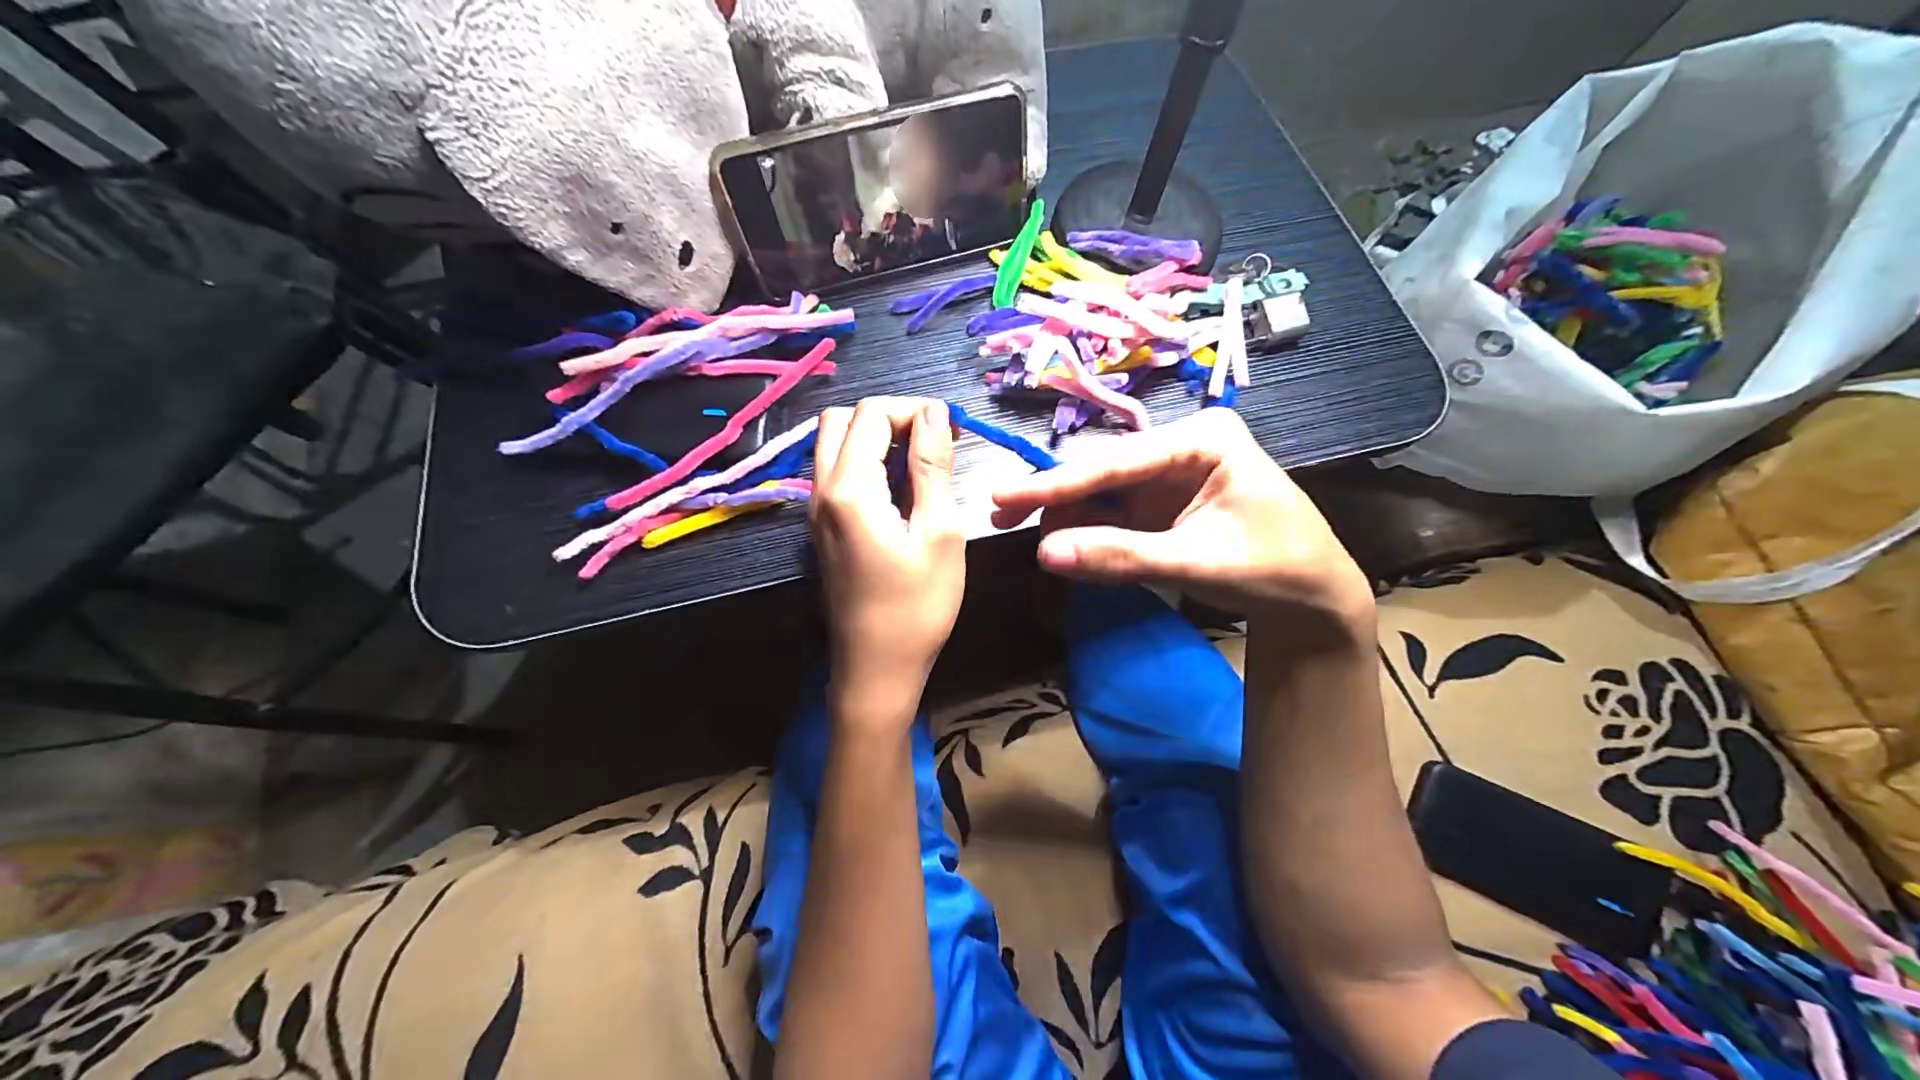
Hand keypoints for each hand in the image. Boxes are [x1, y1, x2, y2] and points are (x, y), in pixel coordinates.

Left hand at [813, 398, 965, 719]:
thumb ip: (932, 467)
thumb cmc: (918, 606)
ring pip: (834, 445)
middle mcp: (821, 491)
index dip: (913, 409)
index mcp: (849, 488)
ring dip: (875, 439)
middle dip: (889, 417)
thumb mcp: (940, 532)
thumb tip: (933, 412)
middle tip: (932, 443)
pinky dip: (865, 463)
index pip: (871, 413)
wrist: (876, 668)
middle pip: (842, 420)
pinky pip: (836, 474)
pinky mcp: (821, 528)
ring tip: (920, 466)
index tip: (950, 431)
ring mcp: (816, 511)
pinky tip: (899, 490)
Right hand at [990, 408, 1372, 635]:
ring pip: (1100, 490)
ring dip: (1066, 516)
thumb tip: (1045, 555)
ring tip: (1038, 541)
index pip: (1117, 461)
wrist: (1311, 596)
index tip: (1003, 496)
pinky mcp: (1159, 501)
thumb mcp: (1196, 562)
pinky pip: (1111, 511)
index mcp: (1203, 440)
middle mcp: (1180, 447)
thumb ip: (1120, 556)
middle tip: (1003, 518)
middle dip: (1055, 498)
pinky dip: (1086, 531)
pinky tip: (1067, 546)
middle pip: (1102, 470)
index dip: (1056, 482)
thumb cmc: (1274, 569)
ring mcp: (1167, 474)